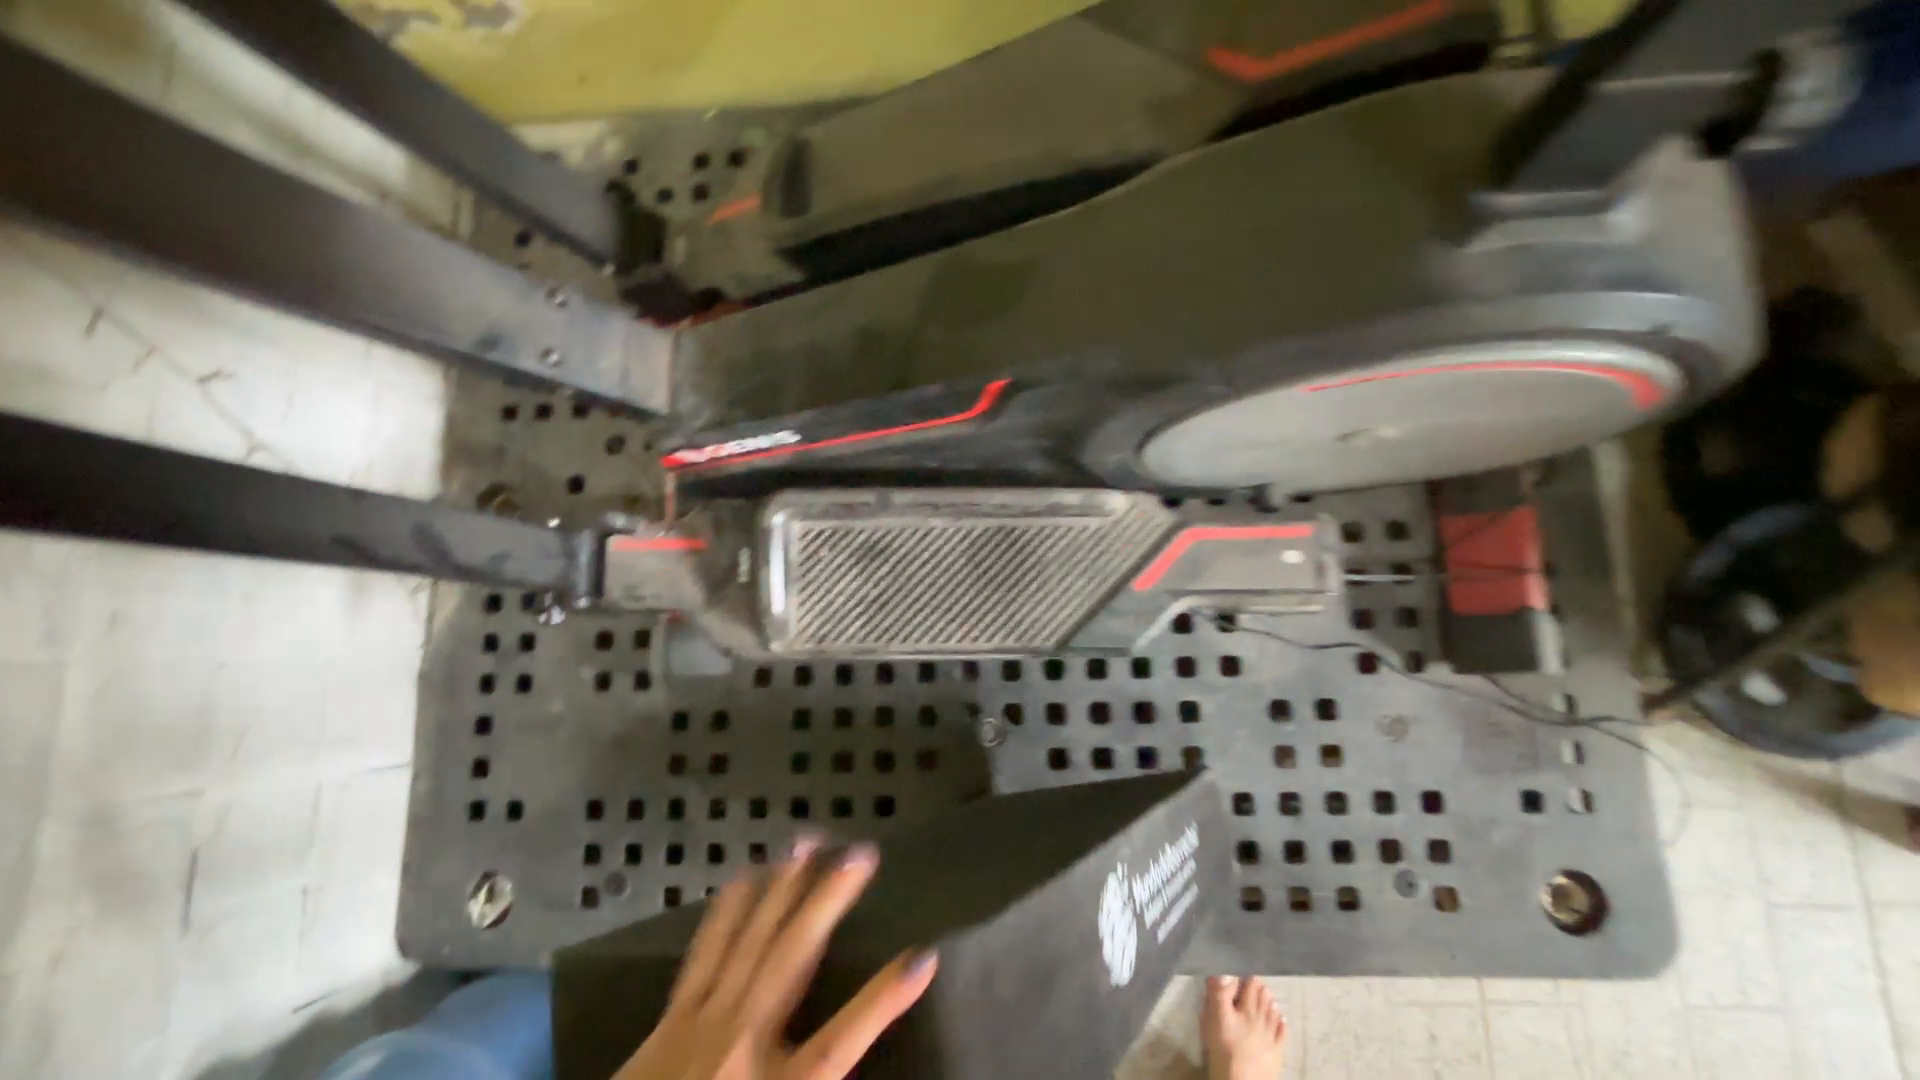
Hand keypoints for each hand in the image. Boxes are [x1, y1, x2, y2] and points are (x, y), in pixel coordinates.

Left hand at [614, 837, 937, 1079]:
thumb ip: (817, 1072)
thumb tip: (842, 1058)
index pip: (842, 1040)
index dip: (884, 998)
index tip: (923, 955)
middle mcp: (744, 1041)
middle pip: (793, 958)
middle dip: (829, 901)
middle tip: (861, 851)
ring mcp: (702, 1022)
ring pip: (748, 941)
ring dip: (779, 889)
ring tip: (803, 844)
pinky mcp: (671, 1019)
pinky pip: (704, 954)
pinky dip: (725, 913)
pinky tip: (738, 881)